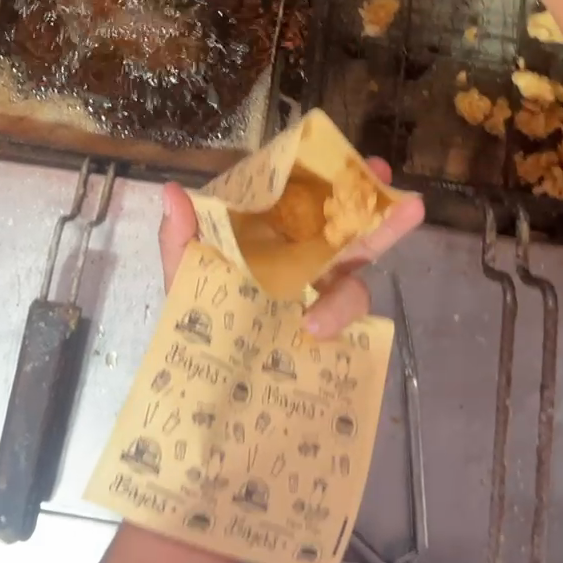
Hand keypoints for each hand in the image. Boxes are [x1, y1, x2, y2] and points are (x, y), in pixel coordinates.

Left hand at [158, 158, 423, 337]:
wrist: (206, 400)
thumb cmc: (196, 326)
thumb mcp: (183, 281)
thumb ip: (179, 241)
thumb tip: (171, 190)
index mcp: (269, 239)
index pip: (303, 199)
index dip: (329, 178)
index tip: (355, 162)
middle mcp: (301, 260)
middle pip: (345, 227)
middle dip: (370, 206)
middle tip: (390, 185)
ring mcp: (319, 297)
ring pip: (355, 272)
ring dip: (352, 286)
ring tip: (319, 314)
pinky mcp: (333, 336)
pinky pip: (351, 321)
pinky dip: (337, 320)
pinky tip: (316, 332)